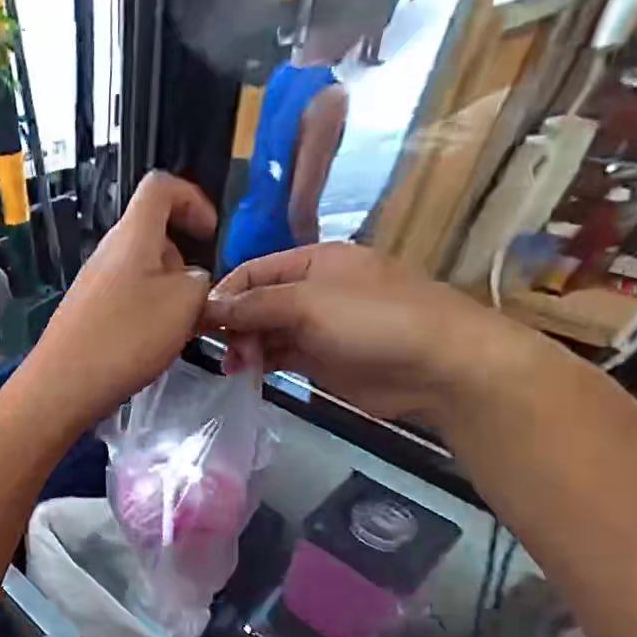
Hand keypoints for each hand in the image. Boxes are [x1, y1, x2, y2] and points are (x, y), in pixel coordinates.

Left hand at [17, 172, 218, 429]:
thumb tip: (193, 282)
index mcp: (133, 234)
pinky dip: (146, 315)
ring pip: (142, 272)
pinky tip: (150, 348)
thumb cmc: (126, 337)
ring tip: (176, 329)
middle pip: (153, 235)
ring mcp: (93, 284)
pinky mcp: (86, 314)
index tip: (210, 233)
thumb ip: (201, 281)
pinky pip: (125, 300)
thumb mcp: (185, 303)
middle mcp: (108, 252)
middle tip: (198, 295)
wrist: (64, 386)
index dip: (193, 199)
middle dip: (183, 258)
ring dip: (167, 293)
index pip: (161, 186)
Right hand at [200, 241, 552, 425]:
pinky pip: (280, 356)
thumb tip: (209, 307)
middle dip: (233, 325)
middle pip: (256, 303)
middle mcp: (312, 290)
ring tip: (234, 368)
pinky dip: (262, 364)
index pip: (253, 272)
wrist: (439, 365)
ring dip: (245, 347)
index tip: (197, 323)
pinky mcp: (322, 359)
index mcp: (313, 261)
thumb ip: (257, 304)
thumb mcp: (311, 303)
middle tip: (222, 353)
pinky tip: (248, 376)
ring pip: (266, 333)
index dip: (223, 295)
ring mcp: (317, 326)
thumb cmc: (376, 320)